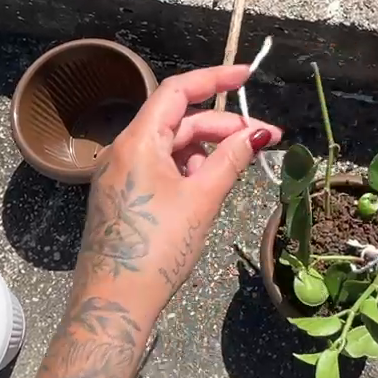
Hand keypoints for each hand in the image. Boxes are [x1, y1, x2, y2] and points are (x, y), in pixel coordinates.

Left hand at [76, 65, 280, 317]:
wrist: (115, 301)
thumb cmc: (159, 247)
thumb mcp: (202, 199)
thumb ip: (231, 159)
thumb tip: (258, 131)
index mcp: (137, 141)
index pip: (178, 91)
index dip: (215, 78)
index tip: (248, 75)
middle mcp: (123, 150)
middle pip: (178, 120)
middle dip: (221, 125)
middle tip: (262, 139)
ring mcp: (120, 174)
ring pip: (170, 145)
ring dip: (206, 149)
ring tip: (234, 171)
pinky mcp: (122, 195)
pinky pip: (159, 167)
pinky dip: (187, 169)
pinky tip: (207, 188)